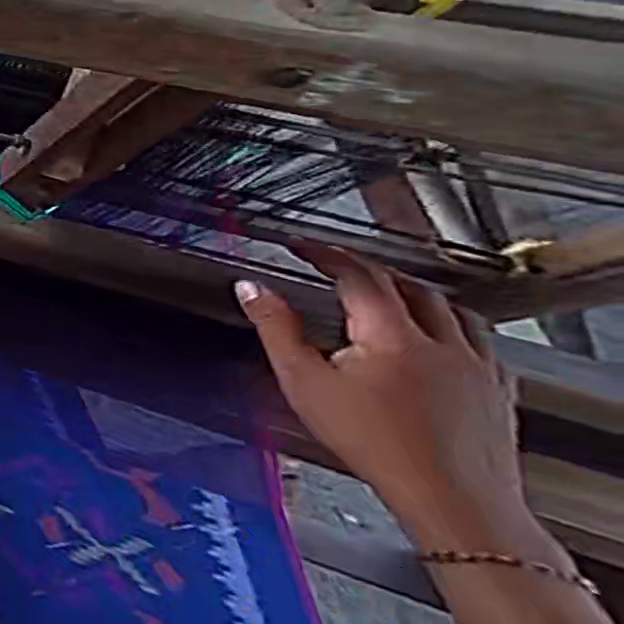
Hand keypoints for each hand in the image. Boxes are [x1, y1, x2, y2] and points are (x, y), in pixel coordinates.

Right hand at [235, 247, 558, 563]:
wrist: (452, 501)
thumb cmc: (376, 444)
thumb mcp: (302, 380)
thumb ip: (274, 327)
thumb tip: (251, 288)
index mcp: (392, 336)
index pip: (358, 275)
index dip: (326, 254)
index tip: (302, 246)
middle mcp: (443, 344)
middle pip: (408, 286)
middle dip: (367, 268)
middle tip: (337, 263)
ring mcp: (477, 369)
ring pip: (452, 310)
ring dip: (413, 291)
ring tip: (388, 290)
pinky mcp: (496, 393)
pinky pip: (481, 343)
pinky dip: (452, 325)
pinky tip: (440, 336)